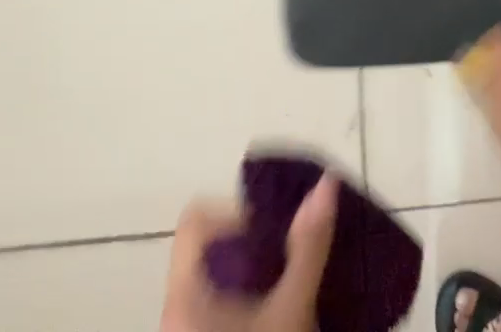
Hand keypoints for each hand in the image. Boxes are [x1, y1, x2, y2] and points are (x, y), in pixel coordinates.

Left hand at [160, 175, 338, 331]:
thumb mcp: (293, 308)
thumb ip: (308, 247)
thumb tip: (326, 183)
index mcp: (184, 293)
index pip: (196, 219)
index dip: (236, 215)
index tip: (273, 234)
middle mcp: (173, 307)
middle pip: (209, 245)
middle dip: (254, 243)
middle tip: (289, 259)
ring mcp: (184, 326)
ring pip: (216, 275)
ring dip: (254, 271)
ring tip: (288, 285)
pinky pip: (217, 301)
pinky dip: (248, 295)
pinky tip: (277, 311)